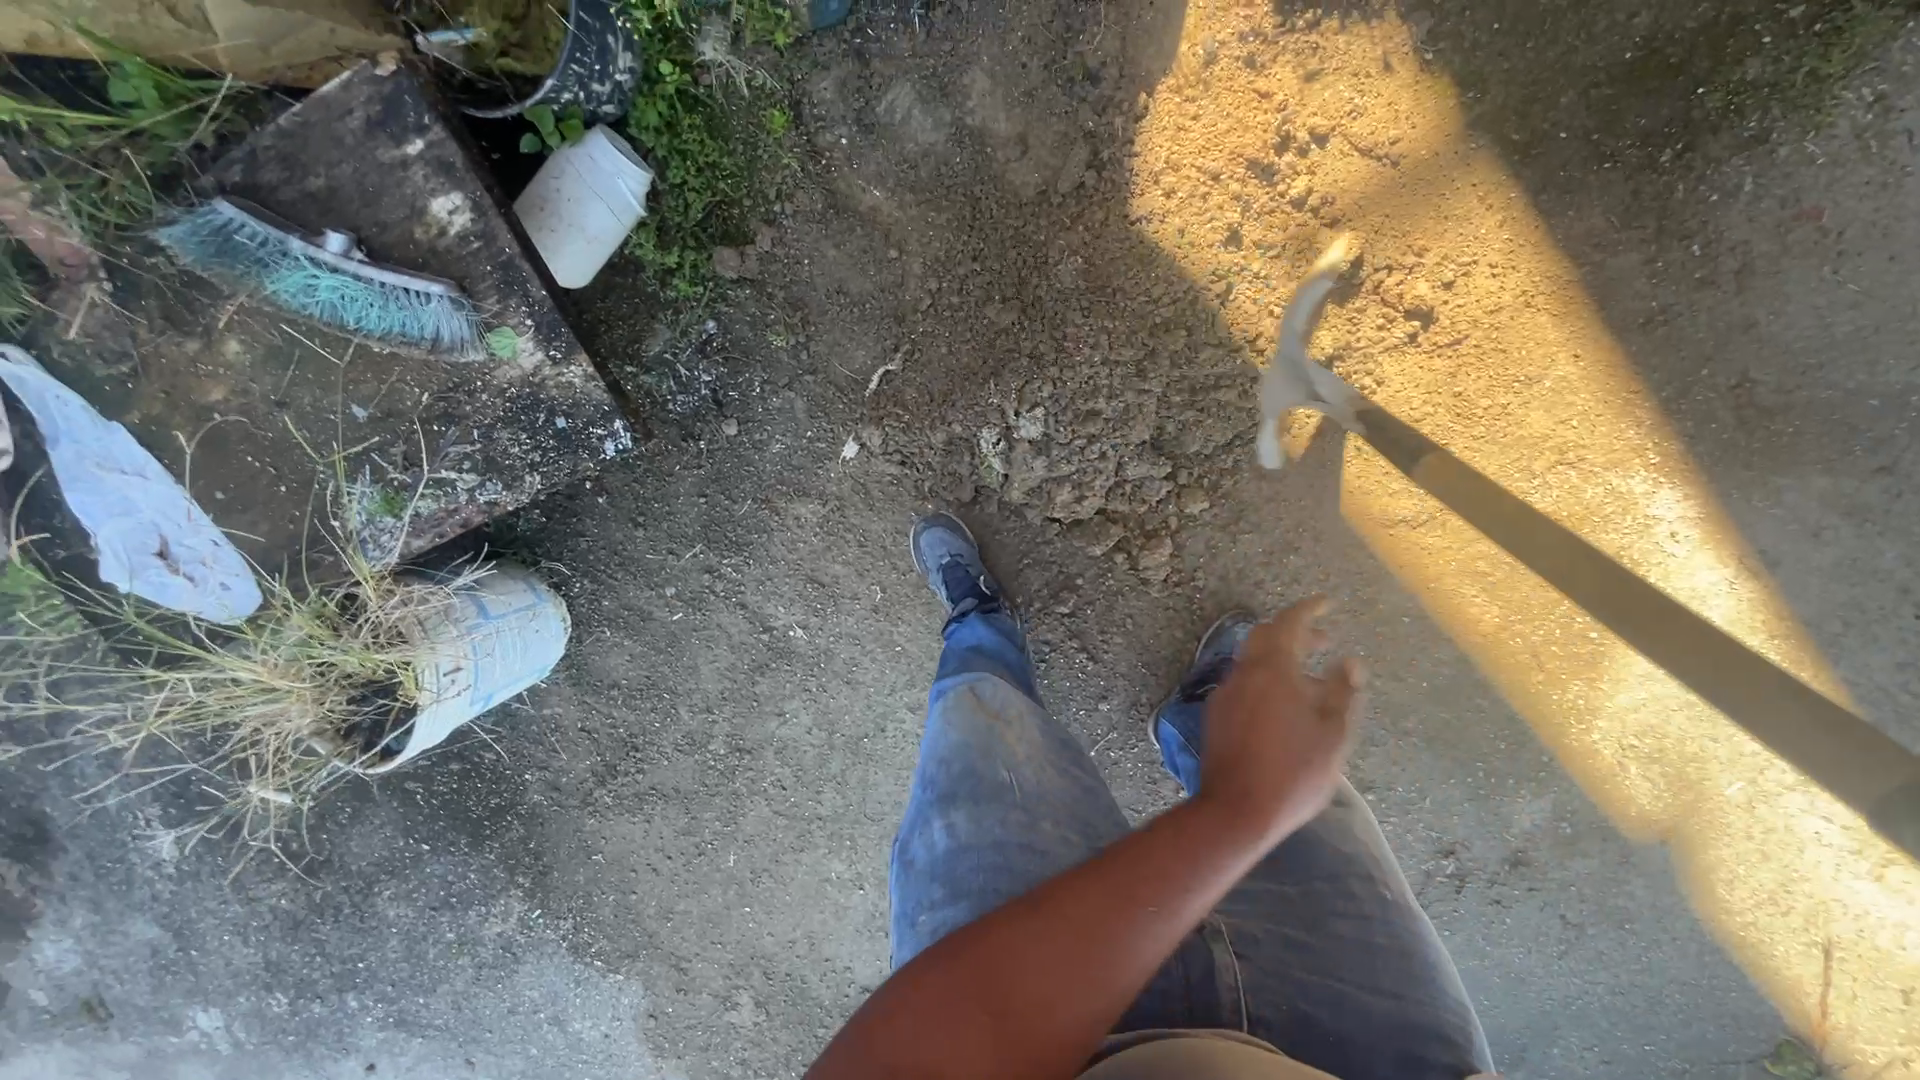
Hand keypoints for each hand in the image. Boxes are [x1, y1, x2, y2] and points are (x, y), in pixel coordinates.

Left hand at [1197, 596, 1363, 841]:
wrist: (1236, 809)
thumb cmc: (1294, 772)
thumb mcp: (1332, 734)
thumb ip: (1342, 692)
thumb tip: (1350, 661)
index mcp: (1273, 669)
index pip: (1289, 622)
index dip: (1309, 609)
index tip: (1328, 603)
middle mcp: (1243, 673)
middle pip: (1266, 637)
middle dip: (1296, 633)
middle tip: (1324, 641)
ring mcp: (1225, 693)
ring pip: (1253, 661)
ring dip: (1281, 659)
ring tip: (1311, 678)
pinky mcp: (1216, 715)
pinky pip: (1244, 683)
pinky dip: (1266, 680)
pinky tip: (1284, 705)